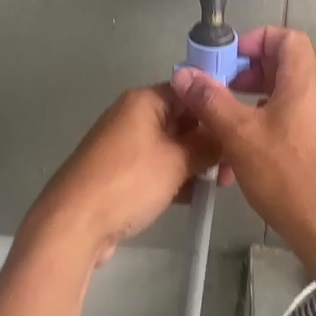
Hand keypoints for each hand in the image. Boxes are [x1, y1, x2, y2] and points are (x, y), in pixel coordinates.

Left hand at [24, 86, 217, 264]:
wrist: (75, 223)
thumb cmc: (129, 182)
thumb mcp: (177, 161)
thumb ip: (209, 144)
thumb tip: (229, 134)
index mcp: (144, 100)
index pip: (189, 92)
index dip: (215, 109)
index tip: (240, 131)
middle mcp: (132, 115)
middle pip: (181, 120)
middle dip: (208, 142)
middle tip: (232, 169)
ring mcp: (124, 144)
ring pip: (170, 146)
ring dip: (193, 163)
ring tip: (218, 185)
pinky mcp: (119, 172)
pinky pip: (156, 166)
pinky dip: (174, 178)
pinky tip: (193, 198)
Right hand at [170, 27, 315, 263]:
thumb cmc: (286, 175)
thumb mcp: (239, 134)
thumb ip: (210, 100)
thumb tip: (184, 74)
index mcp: (304, 82)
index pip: (287, 37)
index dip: (256, 39)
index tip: (229, 58)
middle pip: (284, 65)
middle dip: (248, 71)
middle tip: (221, 88)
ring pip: (284, 96)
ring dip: (253, 100)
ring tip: (225, 120)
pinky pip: (289, 121)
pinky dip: (264, 123)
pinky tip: (242, 151)